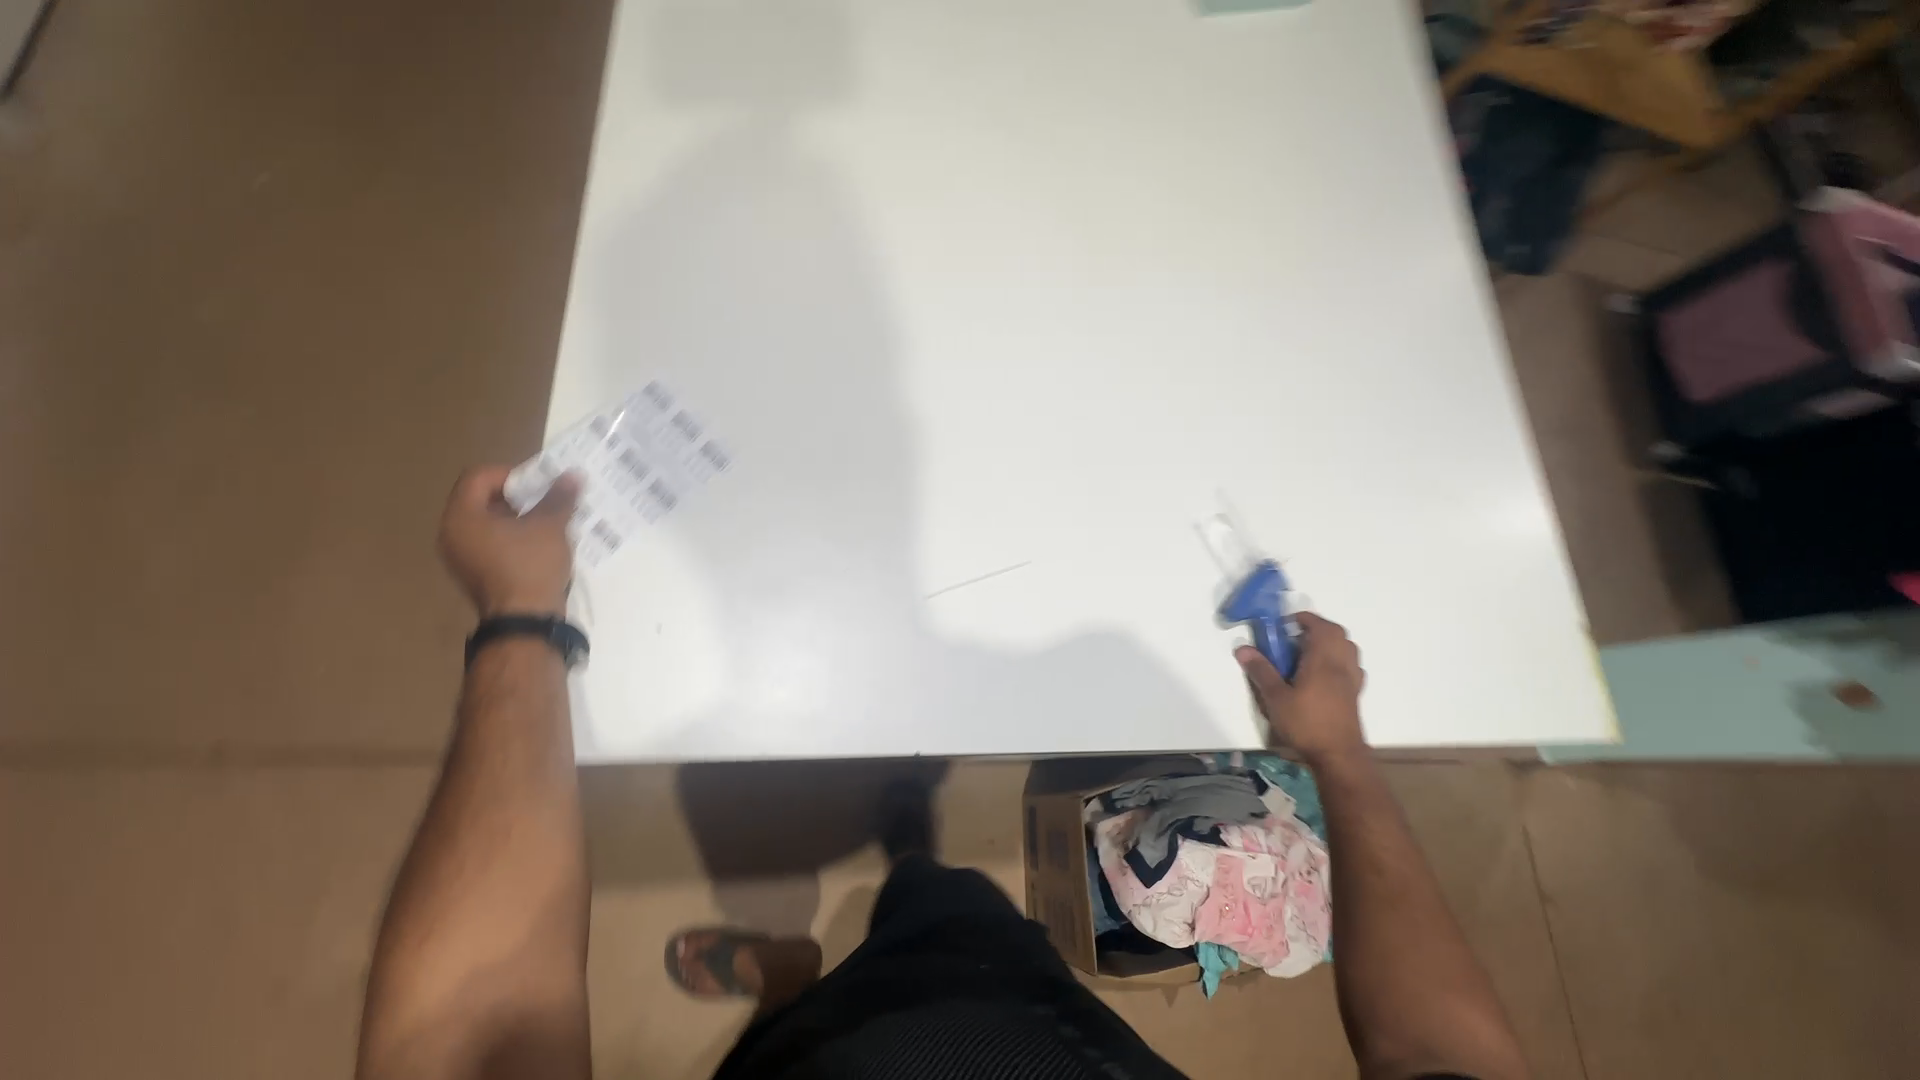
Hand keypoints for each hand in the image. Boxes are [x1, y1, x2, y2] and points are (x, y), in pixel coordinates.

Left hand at [438, 466, 579, 617]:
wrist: (525, 620)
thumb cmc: (531, 566)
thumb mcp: (550, 526)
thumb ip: (558, 497)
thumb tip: (572, 475)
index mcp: (461, 517)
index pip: (479, 477)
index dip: (512, 474)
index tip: (540, 486)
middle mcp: (452, 534)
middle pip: (481, 499)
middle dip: (516, 496)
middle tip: (546, 501)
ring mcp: (460, 556)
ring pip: (487, 523)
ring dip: (516, 517)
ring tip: (546, 522)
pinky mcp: (474, 573)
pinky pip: (489, 543)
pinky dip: (511, 537)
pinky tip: (538, 545)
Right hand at [1236, 611, 1366, 765]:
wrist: (1339, 756)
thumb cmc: (1306, 723)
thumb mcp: (1276, 698)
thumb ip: (1261, 671)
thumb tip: (1242, 648)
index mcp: (1323, 659)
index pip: (1320, 626)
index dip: (1304, 618)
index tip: (1286, 622)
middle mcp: (1341, 665)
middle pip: (1338, 634)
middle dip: (1318, 628)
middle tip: (1295, 636)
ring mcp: (1352, 680)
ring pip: (1347, 649)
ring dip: (1330, 643)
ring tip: (1308, 653)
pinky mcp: (1355, 695)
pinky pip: (1350, 666)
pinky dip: (1338, 661)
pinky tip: (1322, 675)